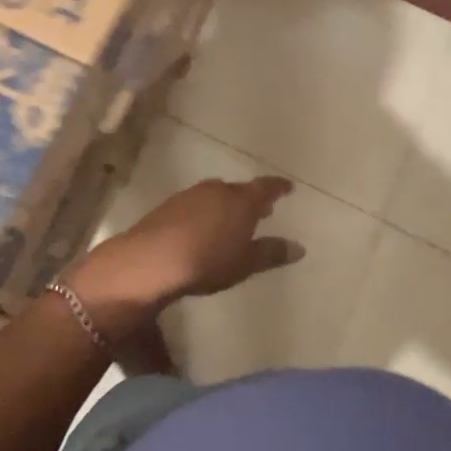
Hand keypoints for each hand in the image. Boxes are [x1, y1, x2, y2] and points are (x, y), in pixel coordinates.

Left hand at [67, 177, 303, 325]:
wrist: (152, 258)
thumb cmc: (207, 261)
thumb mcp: (245, 263)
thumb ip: (271, 253)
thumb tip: (299, 247)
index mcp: (241, 201)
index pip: (265, 187)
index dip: (278, 187)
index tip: (287, 187)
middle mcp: (217, 190)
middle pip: (239, 190)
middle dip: (251, 198)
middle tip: (263, 208)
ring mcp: (191, 195)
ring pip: (216, 194)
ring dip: (227, 204)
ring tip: (234, 219)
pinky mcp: (170, 205)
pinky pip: (197, 203)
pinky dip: (206, 210)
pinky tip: (204, 226)